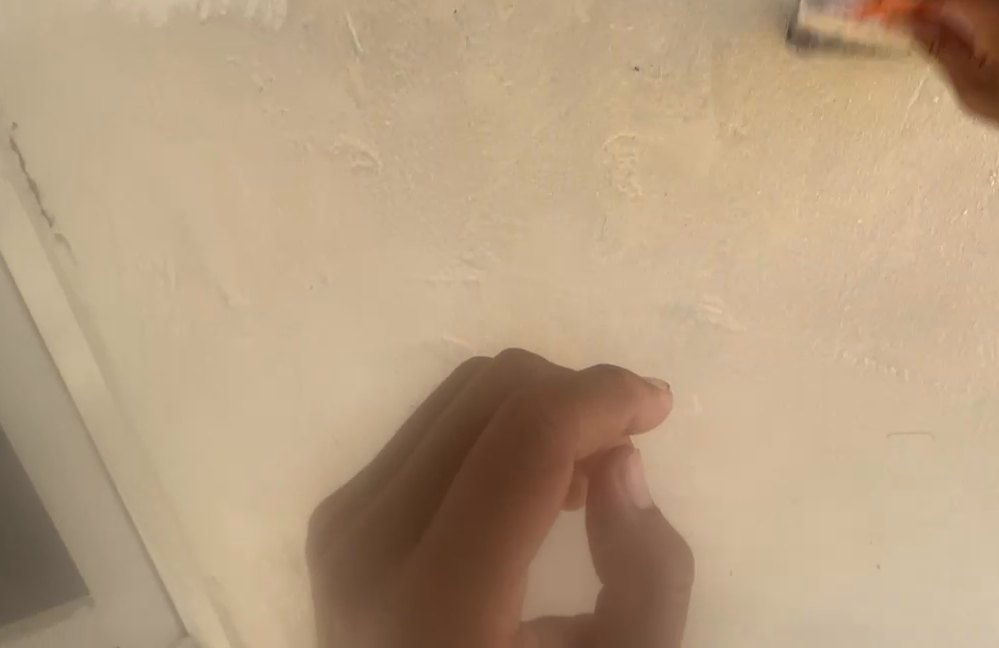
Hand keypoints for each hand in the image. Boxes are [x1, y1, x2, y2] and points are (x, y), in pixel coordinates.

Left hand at [308, 350, 692, 647]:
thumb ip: (648, 576)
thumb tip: (619, 461)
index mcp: (437, 608)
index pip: (528, 438)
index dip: (606, 397)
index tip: (658, 406)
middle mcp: (372, 547)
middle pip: (497, 391)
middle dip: (579, 397)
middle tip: (620, 453)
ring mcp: (345, 524)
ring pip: (469, 389)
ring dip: (544, 408)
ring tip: (577, 479)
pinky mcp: (339, 513)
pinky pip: (440, 418)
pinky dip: (504, 425)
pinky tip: (526, 487)